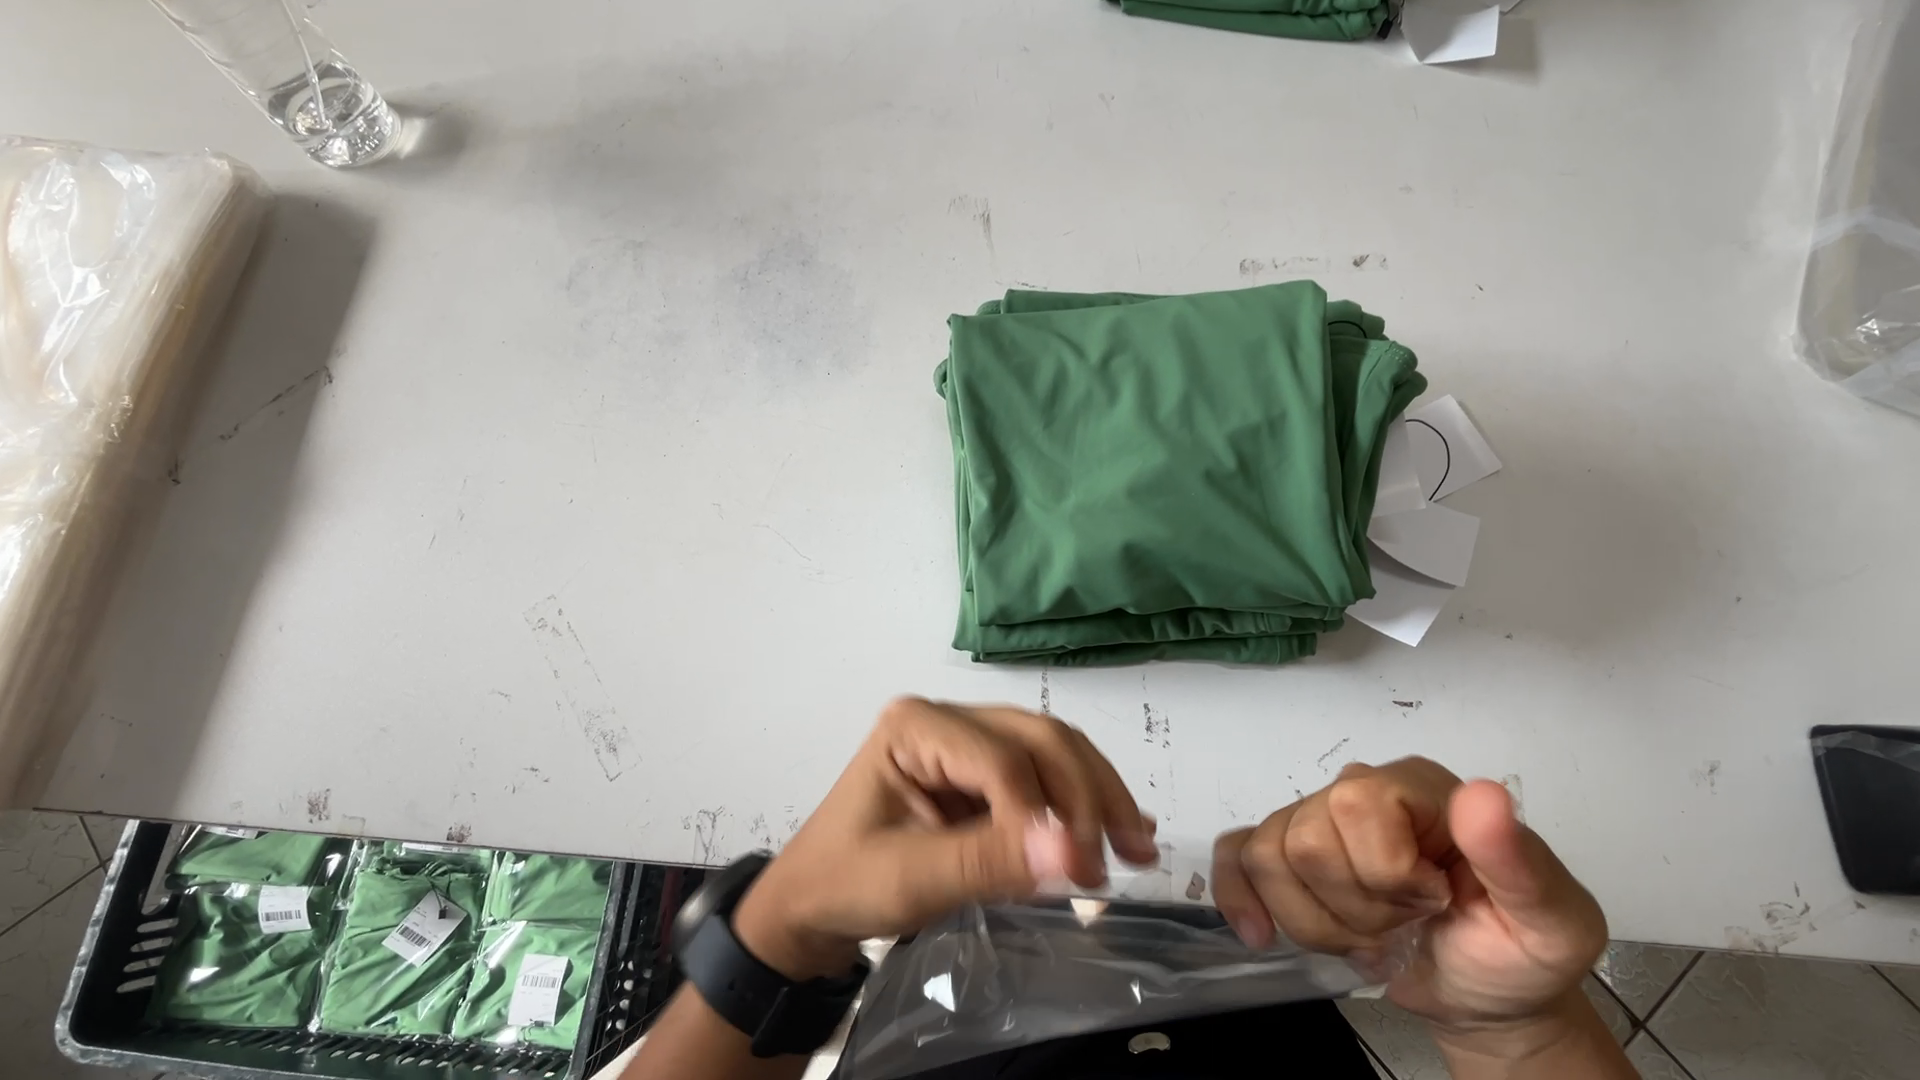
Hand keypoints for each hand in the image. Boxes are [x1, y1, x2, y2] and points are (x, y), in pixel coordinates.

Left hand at [731, 697, 1157, 979]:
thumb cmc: (844, 885)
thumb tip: (1069, 851)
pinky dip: (1083, 803)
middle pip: (1039, 739)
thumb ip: (987, 862)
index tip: (1077, 875)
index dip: (1042, 814)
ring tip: (1136, 849)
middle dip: (1087, 795)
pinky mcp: (983, 772)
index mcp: (915, 726)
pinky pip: (1045, 776)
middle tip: (1124, 859)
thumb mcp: (909, 879)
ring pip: (1053, 750)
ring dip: (1096, 796)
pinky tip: (1122, 828)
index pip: (1000, 759)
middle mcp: (947, 719)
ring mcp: (968, 741)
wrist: (813, 904)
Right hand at [1210, 760, 1607, 1045]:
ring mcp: (1311, 820)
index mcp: (1414, 786)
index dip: (1385, 872)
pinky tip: (1259, 933)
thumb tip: (1481, 795)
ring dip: (1317, 923)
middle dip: (1356, 908)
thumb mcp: (1552, 923)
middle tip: (1405, 924)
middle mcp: (1355, 789)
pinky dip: (1238, 895)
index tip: (1435, 902)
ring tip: (1368, 937)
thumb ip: (1520, 862)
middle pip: (1306, 840)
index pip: (1355, 805)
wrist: (1484, 993)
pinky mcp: (1282, 856)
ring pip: (1267, 858)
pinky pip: (1235, 856)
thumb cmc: (1517, 955)